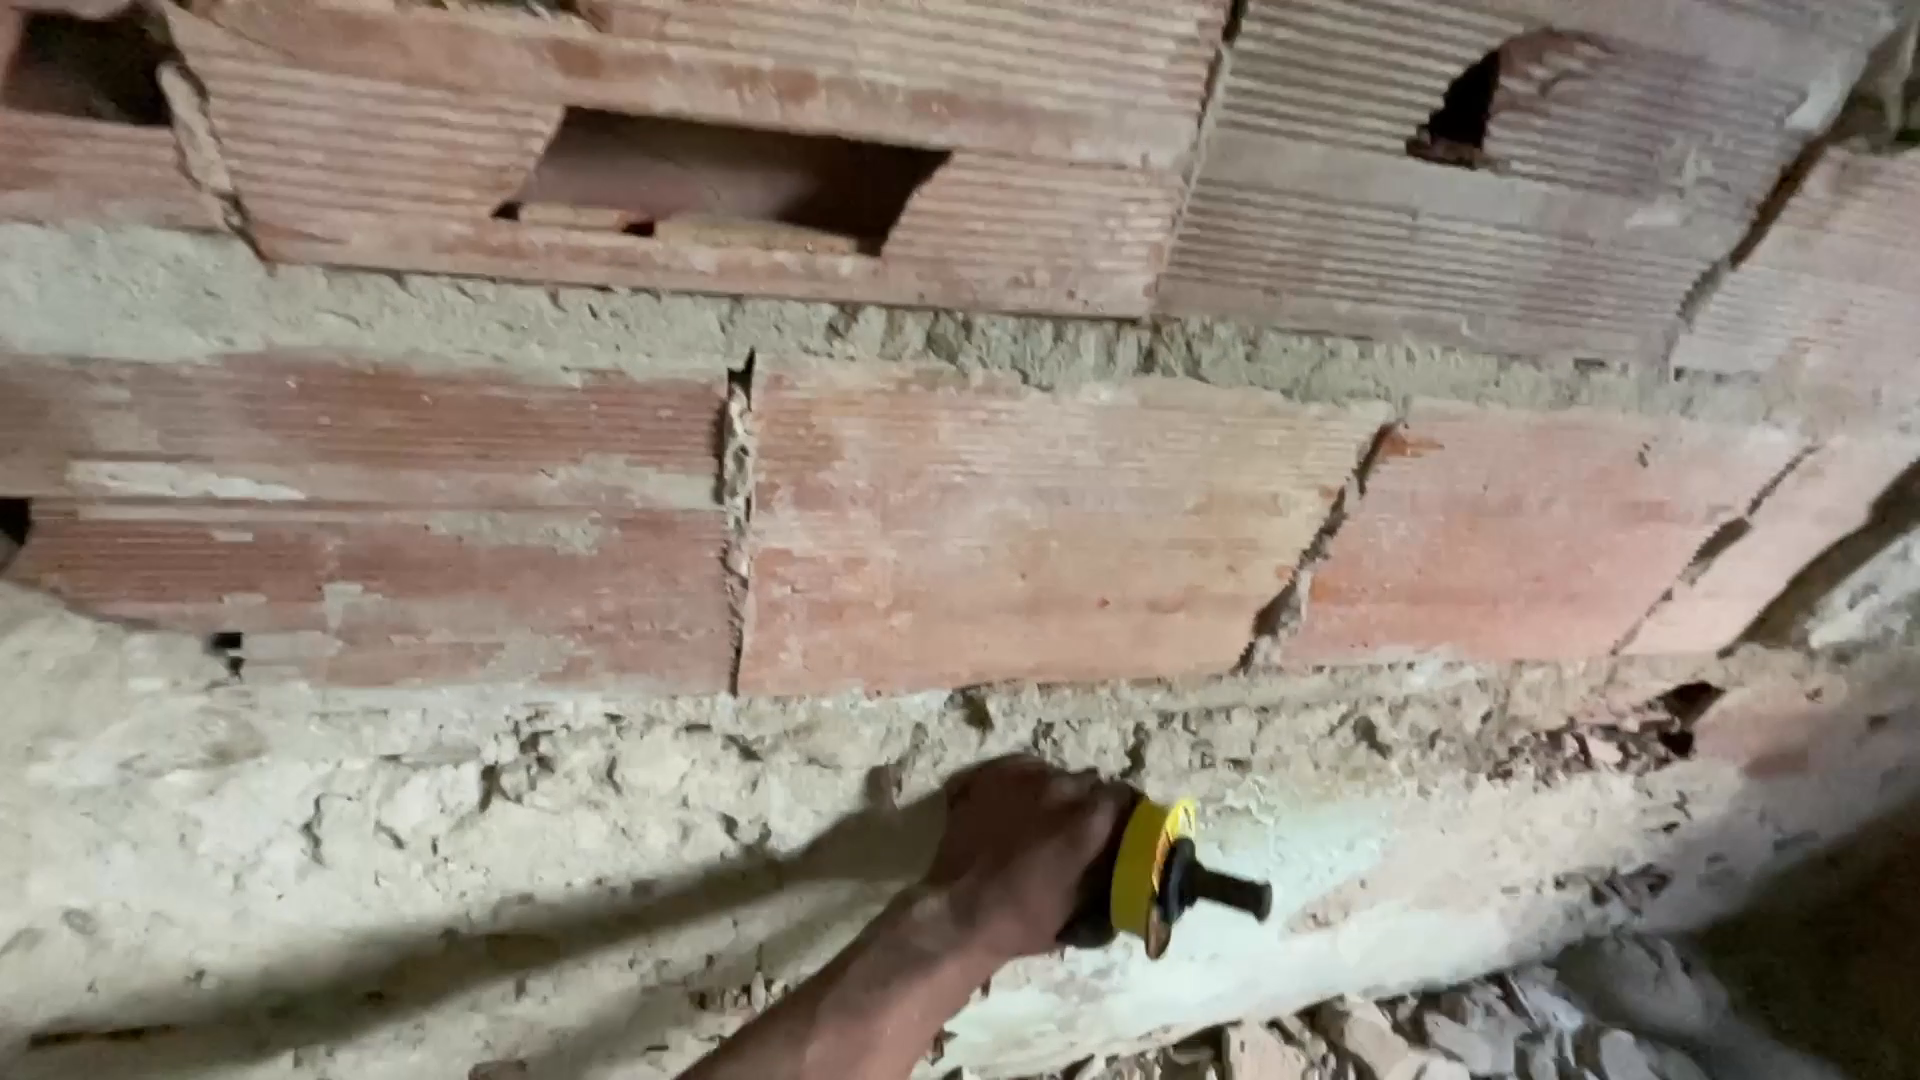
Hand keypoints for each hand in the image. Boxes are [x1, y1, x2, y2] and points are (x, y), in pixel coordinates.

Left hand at [922, 755, 1134, 963]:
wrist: (958, 910)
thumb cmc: (1024, 919)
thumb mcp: (1083, 906)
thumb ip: (1109, 868)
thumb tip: (1126, 851)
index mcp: (1088, 820)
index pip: (1124, 794)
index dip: (1124, 810)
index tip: (1118, 825)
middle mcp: (1060, 787)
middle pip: (1089, 781)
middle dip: (1089, 802)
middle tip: (1077, 828)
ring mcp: (1022, 777)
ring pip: (1055, 773)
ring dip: (1057, 792)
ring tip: (1043, 818)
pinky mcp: (991, 773)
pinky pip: (1023, 767)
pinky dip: (1027, 783)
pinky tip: (1018, 805)